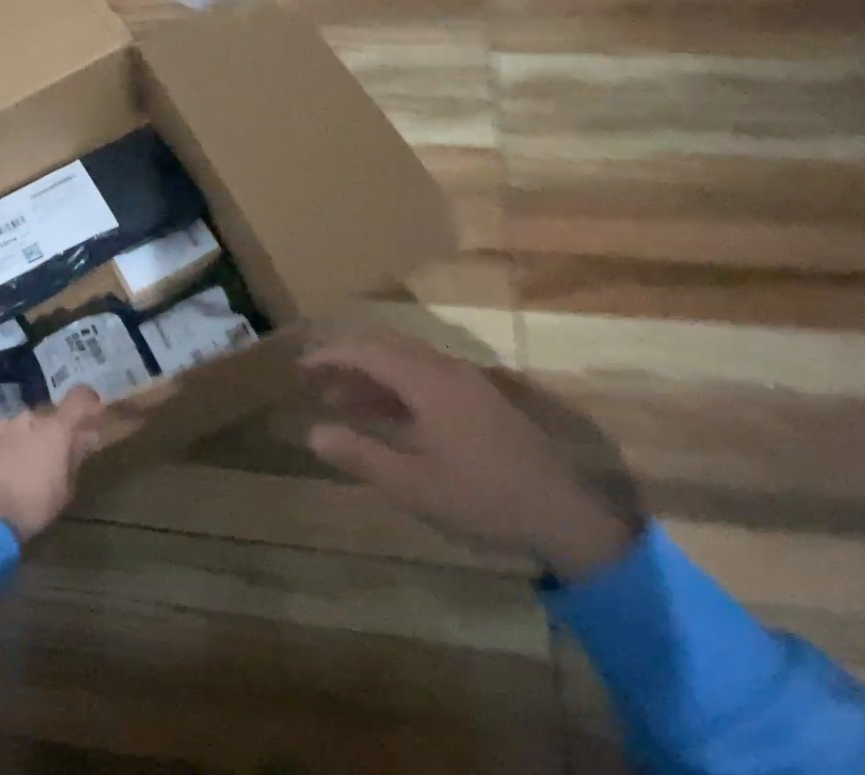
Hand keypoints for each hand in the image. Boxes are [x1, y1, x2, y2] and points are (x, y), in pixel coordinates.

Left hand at [0, 385, 103, 541]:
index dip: (87, 400)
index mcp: (56, 429)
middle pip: (47, 415)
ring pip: (22, 425)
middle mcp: (29, 418)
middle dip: (52, 430)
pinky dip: (5, 445)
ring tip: (22, 464)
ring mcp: (2, 425)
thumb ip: (74, 459)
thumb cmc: (33, 507)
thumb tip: (82, 441)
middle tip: (51, 453)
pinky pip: (1, 434)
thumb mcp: (65, 490)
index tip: (91, 410)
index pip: (79, 397)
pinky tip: (0, 467)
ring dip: (27, 437)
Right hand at [301, 333, 636, 579]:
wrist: (565, 517)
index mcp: (430, 384)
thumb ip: (360, 455)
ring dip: (371, 376)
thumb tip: (313, 433)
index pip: (368, 351)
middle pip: (388, 348)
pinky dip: (396, 390)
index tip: (299, 370)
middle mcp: (450, 372)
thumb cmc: (483, 499)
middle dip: (347, 361)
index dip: (329, 356)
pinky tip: (383, 418)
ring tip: (338, 402)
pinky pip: (427, 379)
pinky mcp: (482, 403)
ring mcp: (470, 385)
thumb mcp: (412, 485)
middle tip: (314, 382)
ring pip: (409, 363)